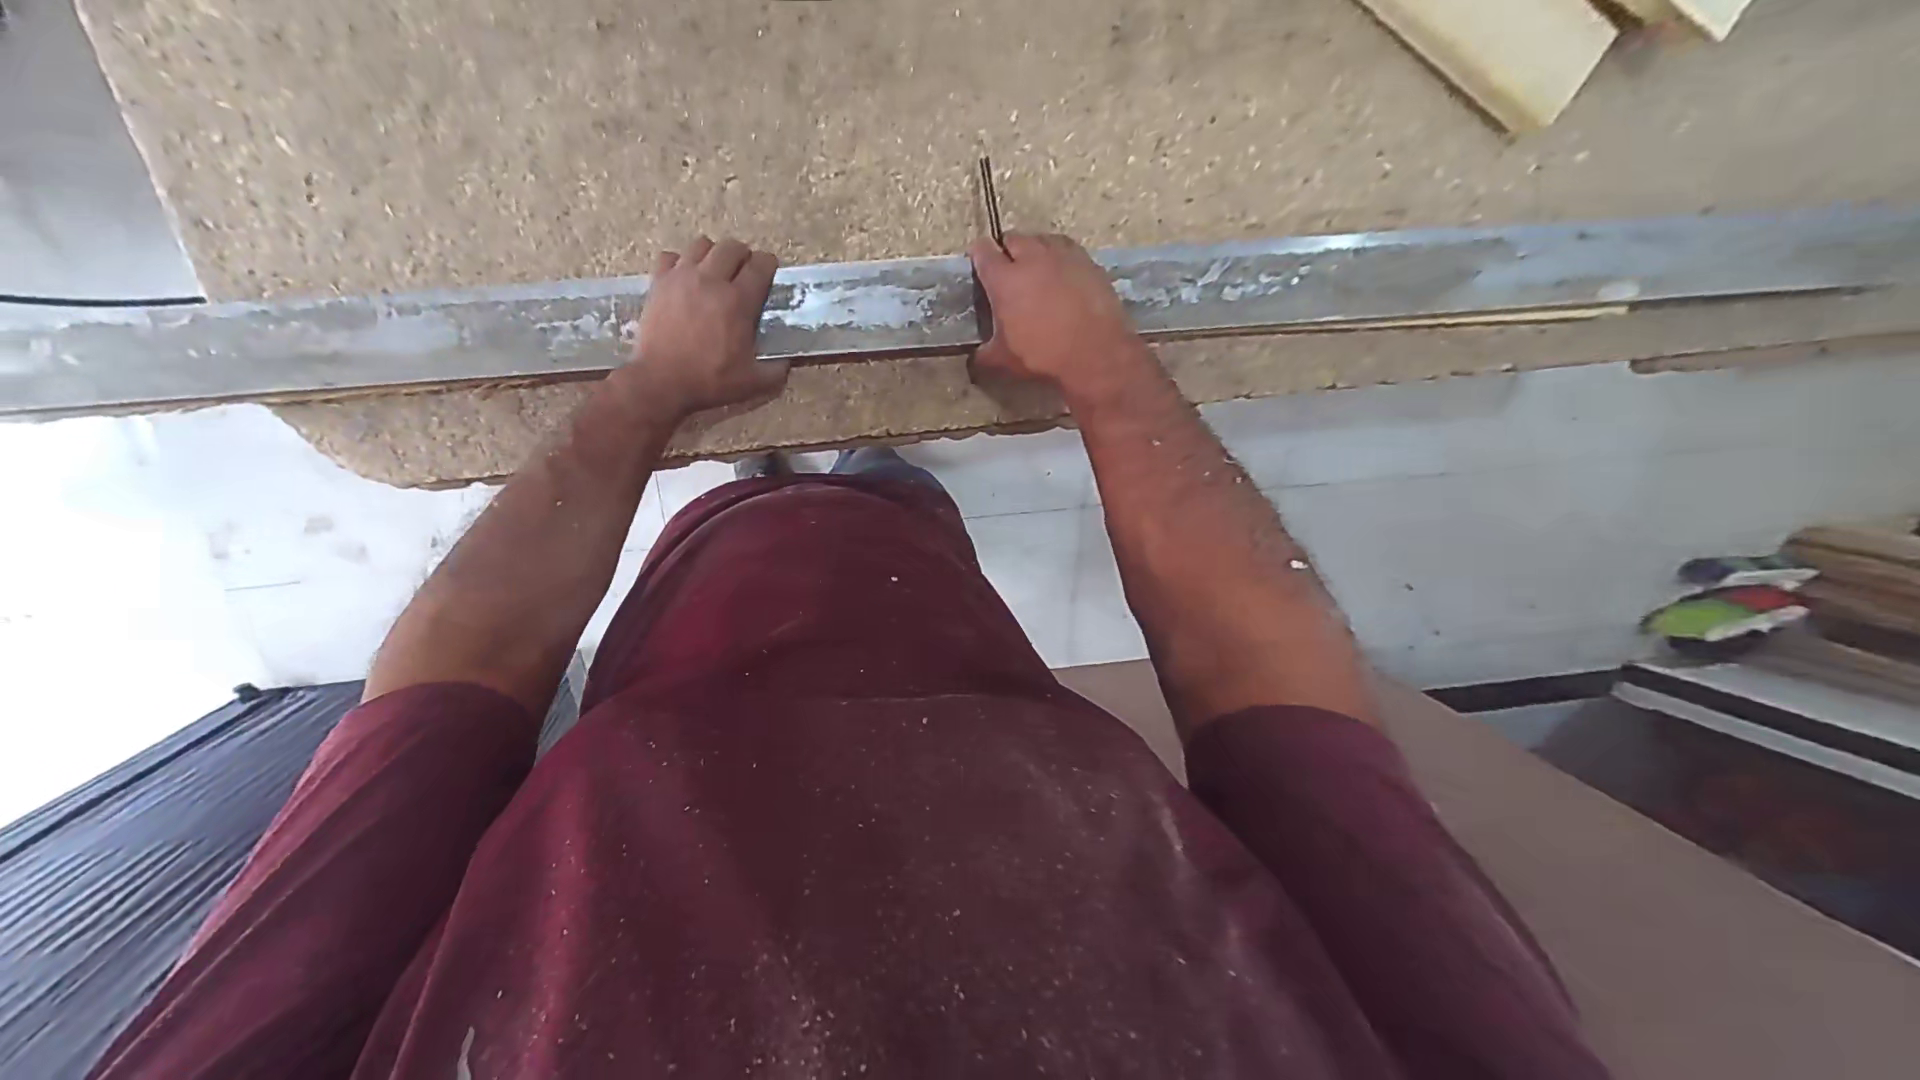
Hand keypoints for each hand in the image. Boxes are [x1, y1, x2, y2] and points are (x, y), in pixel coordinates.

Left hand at [614, 236, 788, 421]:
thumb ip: (776, 371)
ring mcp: (682, 277)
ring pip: (701, 245)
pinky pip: (671, 257)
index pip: (760, 266)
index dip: (769, 265)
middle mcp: (711, 280)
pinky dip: (680, 262)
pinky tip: (685, 278)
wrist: (661, 381)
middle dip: (743, 255)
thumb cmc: (710, 381)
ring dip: (713, 254)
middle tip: (744, 271)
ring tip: (715, 271)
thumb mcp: (753, 382)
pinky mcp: (659, 283)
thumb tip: (786, 363)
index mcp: (738, 301)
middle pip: (731, 247)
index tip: (770, 272)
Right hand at [967, 233, 1151, 400]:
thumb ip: (983, 355)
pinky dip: (1060, 259)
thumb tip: (974, 358)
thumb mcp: (1004, 361)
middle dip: (1007, 251)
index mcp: (1004, 278)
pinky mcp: (1088, 262)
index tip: (979, 267)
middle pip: (1013, 238)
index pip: (982, 251)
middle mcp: (1032, 257)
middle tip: (1009, 273)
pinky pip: (1067, 250)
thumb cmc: (1043, 355)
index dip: (978, 256)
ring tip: (1037, 271)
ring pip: (1042, 240)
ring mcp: (1063, 256)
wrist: (1096, 353)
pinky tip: (1063, 276)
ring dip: (1035, 250)